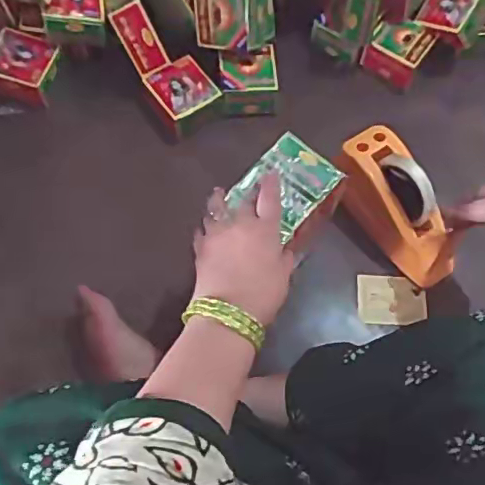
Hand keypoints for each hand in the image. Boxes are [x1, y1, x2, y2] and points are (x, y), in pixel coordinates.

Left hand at [193, 172, 293, 324]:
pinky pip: (201, 231)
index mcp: (264, 229)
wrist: (227, 312)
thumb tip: (284, 250)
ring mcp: (217, 235)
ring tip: (218, 196)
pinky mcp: (200, 249)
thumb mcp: (284, 276)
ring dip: (218, 202)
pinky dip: (205, 227)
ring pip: (215, 209)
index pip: (269, 199)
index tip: (271, 173)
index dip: (271, 184)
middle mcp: (239, 225)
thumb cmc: (263, 294)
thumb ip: (285, 259)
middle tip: (248, 188)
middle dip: (246, 192)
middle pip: (241, 200)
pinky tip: (205, 228)